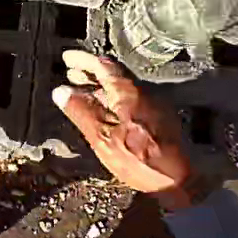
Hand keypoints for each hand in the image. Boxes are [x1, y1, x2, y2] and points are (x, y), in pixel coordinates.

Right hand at [51, 50, 205, 210]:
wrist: (177, 180)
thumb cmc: (140, 160)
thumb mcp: (102, 137)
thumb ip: (81, 111)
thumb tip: (61, 91)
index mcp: (127, 93)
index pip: (103, 66)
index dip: (83, 60)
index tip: (68, 57)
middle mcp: (142, 94)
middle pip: (113, 76)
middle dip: (90, 73)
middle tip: (71, 73)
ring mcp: (152, 106)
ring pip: (121, 89)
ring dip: (100, 88)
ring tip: (82, 92)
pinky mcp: (158, 120)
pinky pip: (130, 101)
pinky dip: (112, 101)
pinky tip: (105, 112)